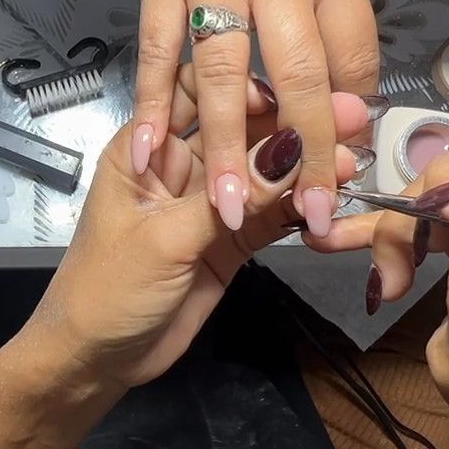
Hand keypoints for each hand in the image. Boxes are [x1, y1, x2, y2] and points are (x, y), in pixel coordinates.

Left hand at [31, 70, 370, 389]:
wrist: (98, 360)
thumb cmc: (108, 288)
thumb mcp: (165, 238)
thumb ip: (230, 197)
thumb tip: (293, 151)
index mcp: (145, 145)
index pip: (197, 93)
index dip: (243, 88)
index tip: (291, 93)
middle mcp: (180, 164)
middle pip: (240, 129)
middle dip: (289, 124)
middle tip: (347, 118)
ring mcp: (208, 201)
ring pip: (262, 172)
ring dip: (303, 167)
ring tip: (350, 161)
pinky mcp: (230, 238)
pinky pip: (270, 212)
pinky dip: (299, 207)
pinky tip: (334, 196)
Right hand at [121, 0, 378, 243]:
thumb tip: (335, 63)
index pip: (352, 52)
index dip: (353, 107)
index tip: (347, 146)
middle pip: (297, 78)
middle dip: (306, 153)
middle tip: (310, 215)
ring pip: (223, 78)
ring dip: (225, 149)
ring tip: (227, 209)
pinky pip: (158, 54)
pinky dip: (153, 107)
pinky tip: (151, 153)